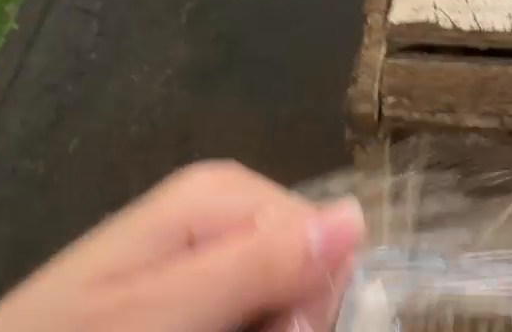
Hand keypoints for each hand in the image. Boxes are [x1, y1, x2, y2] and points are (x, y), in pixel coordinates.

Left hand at [0, 160, 364, 331]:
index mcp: (221, 194)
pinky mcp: (194, 289)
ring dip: (265, 331)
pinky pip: (254, 309)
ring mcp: (207, 252)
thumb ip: (255, 266)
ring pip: (285, 298)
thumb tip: (357, 217)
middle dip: (282, 322)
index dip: (306, 300)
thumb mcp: (154, 319)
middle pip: (308, 268)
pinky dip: (246, 331)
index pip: (326, 236)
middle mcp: (225, 211)